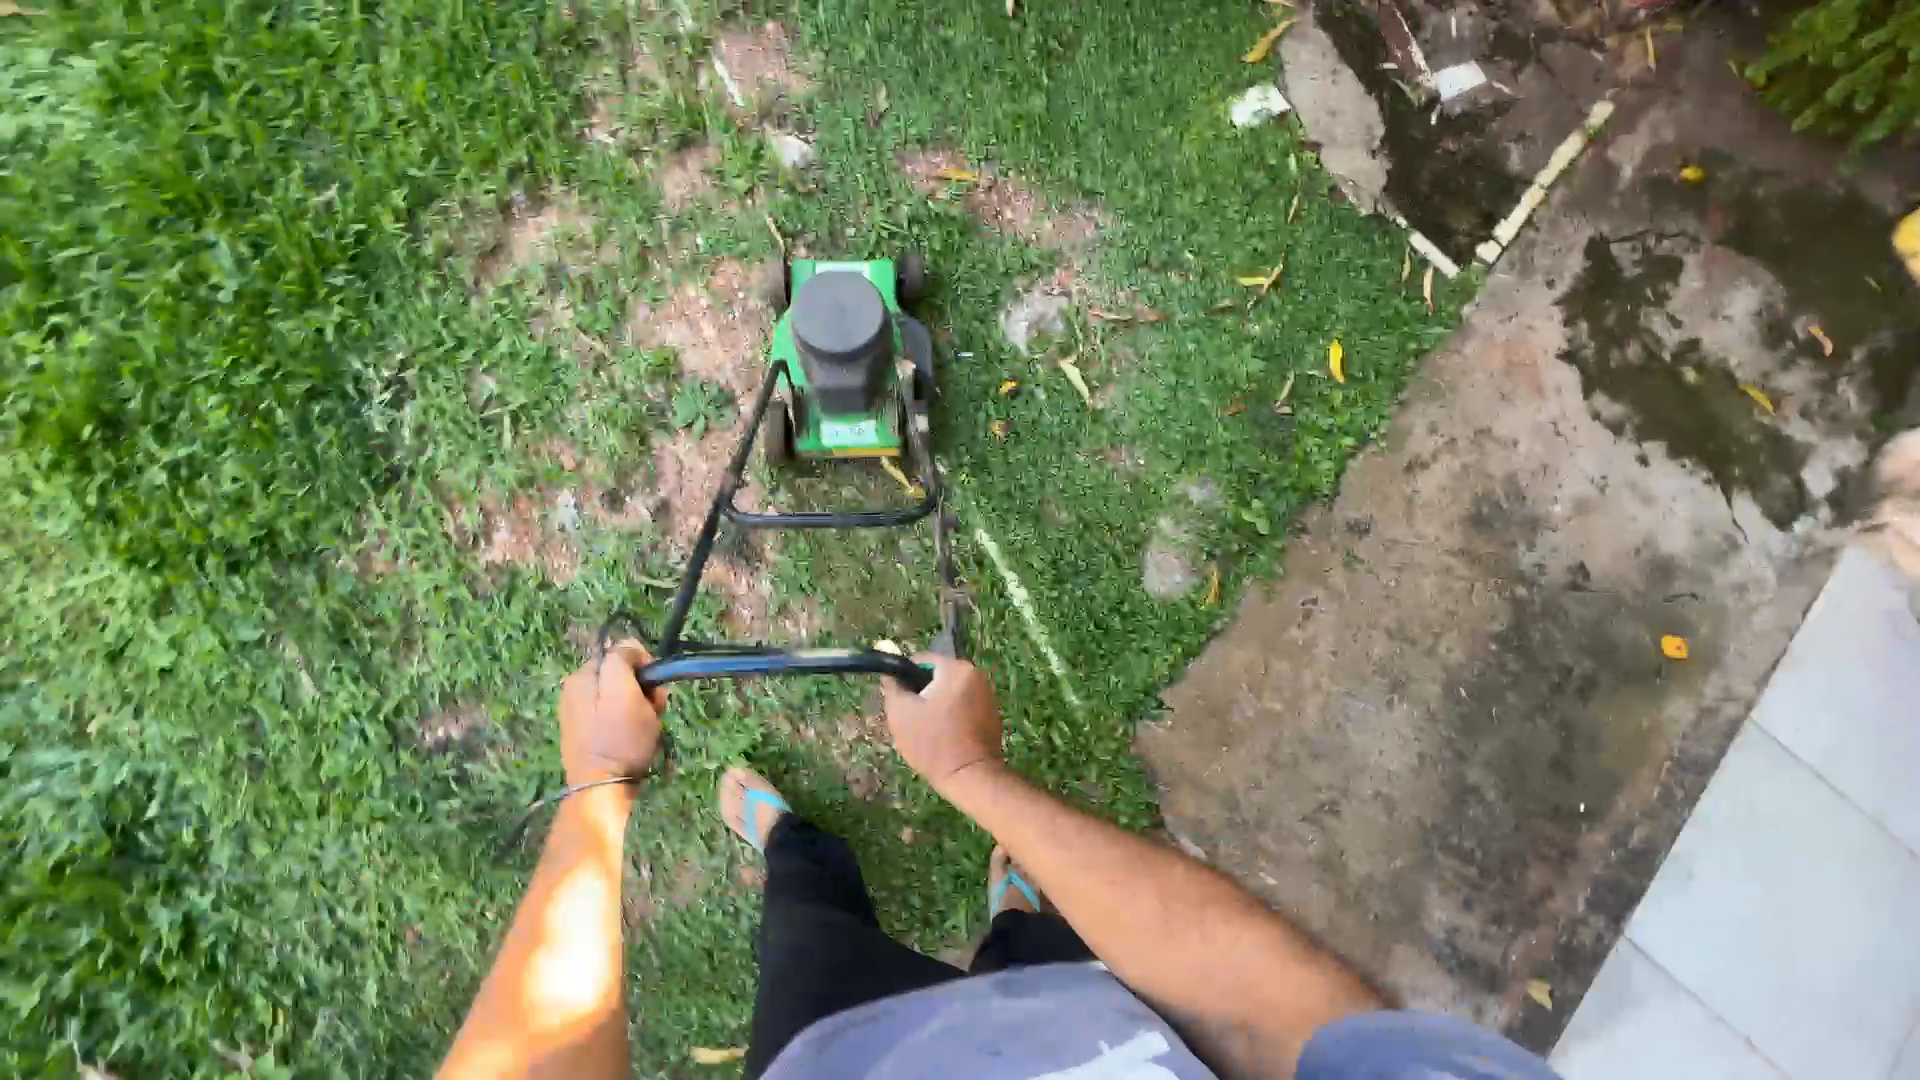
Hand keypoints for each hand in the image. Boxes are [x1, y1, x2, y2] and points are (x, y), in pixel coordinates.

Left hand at [558, 641, 667, 789]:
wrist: (602, 787)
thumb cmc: (619, 738)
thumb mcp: (624, 690)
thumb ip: (622, 658)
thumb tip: (627, 645)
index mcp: (581, 676)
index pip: (621, 653)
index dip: (644, 667)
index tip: (654, 689)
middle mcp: (574, 690)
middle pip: (621, 675)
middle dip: (643, 688)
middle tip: (653, 710)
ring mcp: (578, 713)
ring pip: (620, 695)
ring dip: (639, 706)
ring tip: (646, 726)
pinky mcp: (585, 733)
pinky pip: (613, 715)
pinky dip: (628, 721)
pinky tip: (633, 737)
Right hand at [879, 654, 1002, 793]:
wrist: (970, 777)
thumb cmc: (932, 742)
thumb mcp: (901, 712)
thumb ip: (893, 685)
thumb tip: (890, 671)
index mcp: (956, 668)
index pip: (920, 661)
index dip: (904, 679)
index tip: (900, 701)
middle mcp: (976, 674)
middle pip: (936, 676)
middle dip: (921, 694)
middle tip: (911, 719)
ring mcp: (987, 694)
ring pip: (949, 692)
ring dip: (936, 706)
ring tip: (927, 731)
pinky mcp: (992, 713)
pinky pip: (963, 706)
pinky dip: (952, 716)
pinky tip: (944, 737)